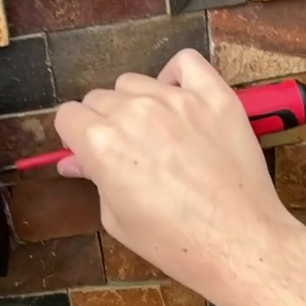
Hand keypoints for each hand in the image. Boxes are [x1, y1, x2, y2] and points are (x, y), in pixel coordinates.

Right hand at [54, 49, 302, 298]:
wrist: (238, 243)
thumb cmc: (172, 241)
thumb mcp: (116, 217)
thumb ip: (93, 178)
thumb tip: (73, 162)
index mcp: (100, 142)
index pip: (67, 114)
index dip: (75, 136)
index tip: (87, 151)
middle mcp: (133, 112)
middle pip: (98, 97)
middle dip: (103, 121)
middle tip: (125, 150)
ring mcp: (176, 100)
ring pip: (134, 82)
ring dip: (135, 101)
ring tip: (155, 131)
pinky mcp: (214, 97)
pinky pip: (185, 63)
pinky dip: (176, 75)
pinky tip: (178, 98)